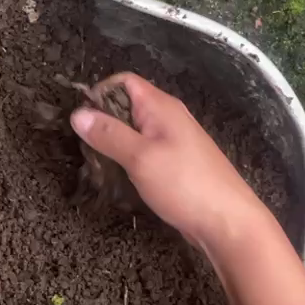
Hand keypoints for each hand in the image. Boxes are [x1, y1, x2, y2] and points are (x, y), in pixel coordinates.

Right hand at [70, 72, 275, 258]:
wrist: (227, 222)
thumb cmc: (185, 184)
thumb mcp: (140, 157)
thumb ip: (108, 134)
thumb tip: (77, 114)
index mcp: (161, 107)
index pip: (124, 81)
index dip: (99, 93)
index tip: (81, 119)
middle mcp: (167, 118)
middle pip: (125, 107)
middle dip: (102, 123)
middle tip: (85, 147)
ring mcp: (172, 141)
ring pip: (132, 132)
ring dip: (112, 145)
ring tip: (98, 166)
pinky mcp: (173, 164)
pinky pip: (142, 152)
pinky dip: (126, 161)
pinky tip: (118, 179)